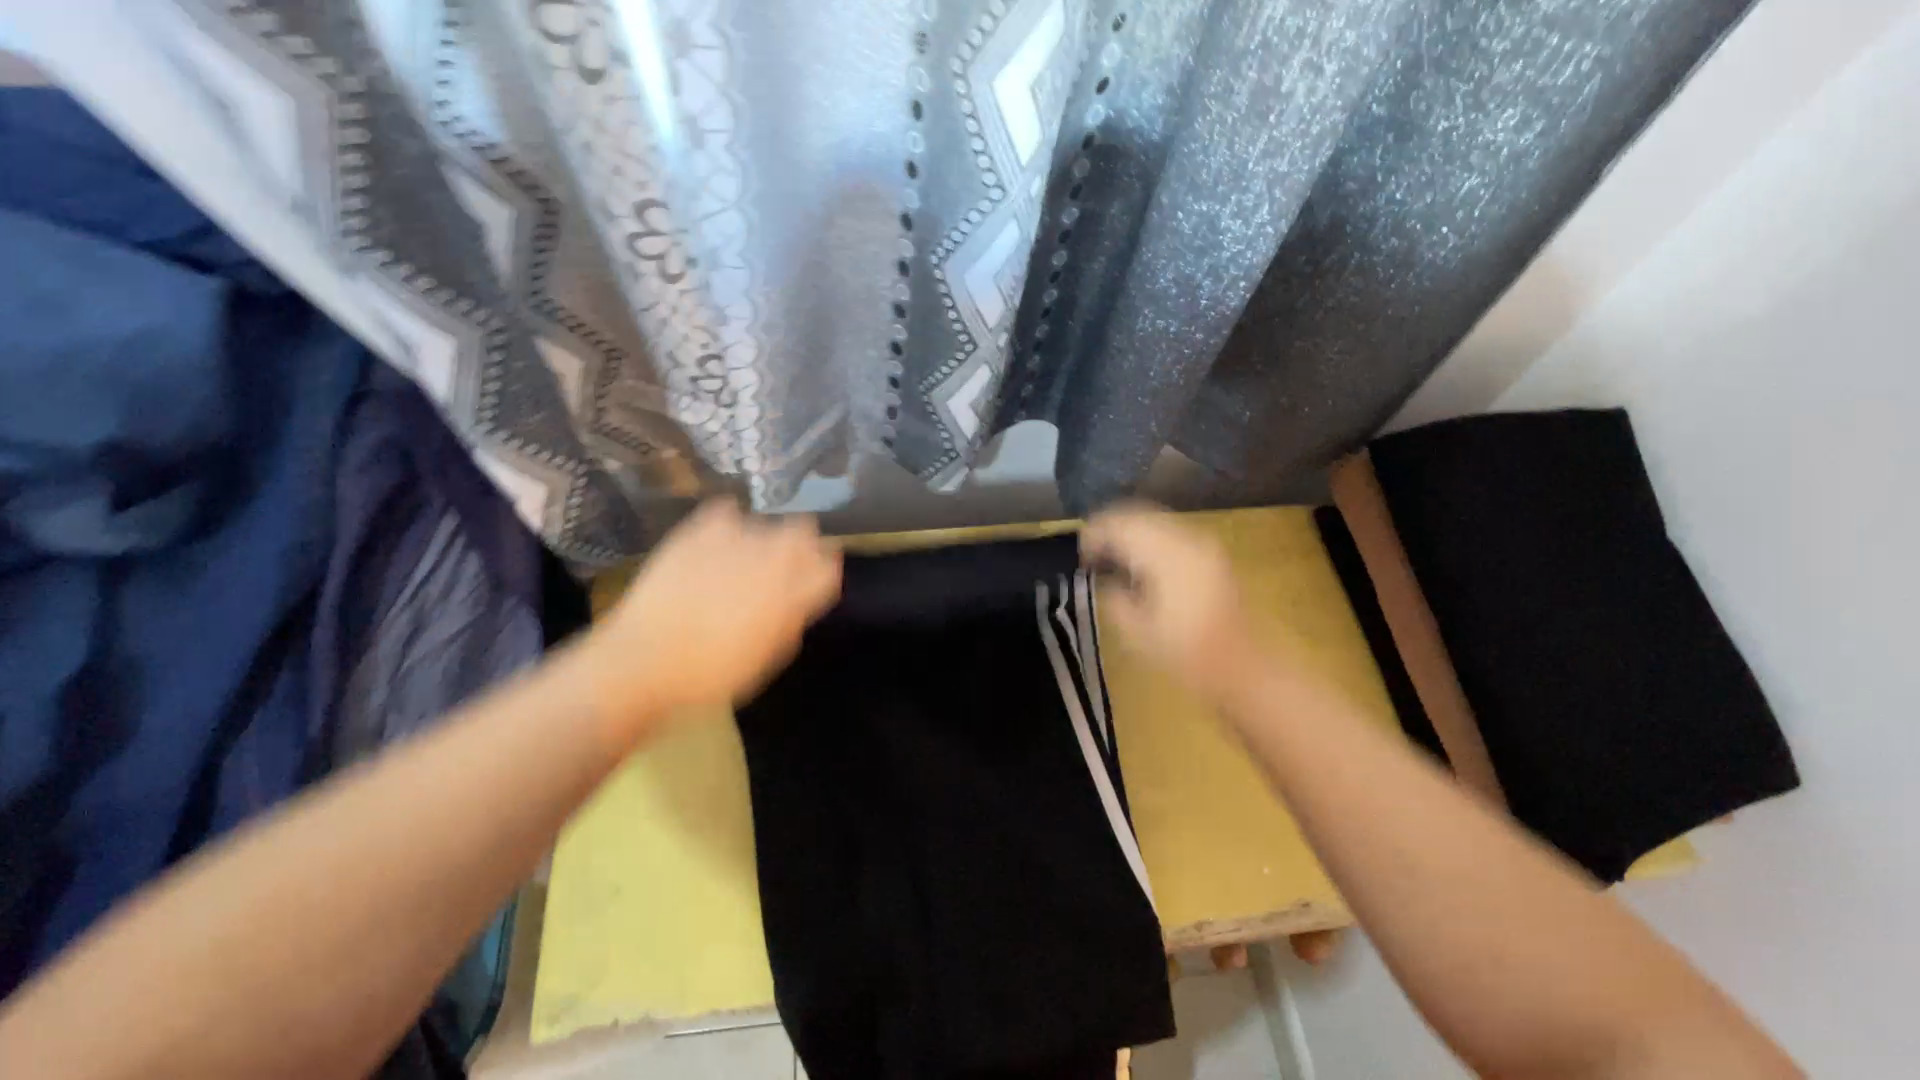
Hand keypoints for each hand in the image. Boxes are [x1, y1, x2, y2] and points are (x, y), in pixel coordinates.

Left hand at [587, 499, 841, 738]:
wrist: (644, 661)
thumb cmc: (710, 674)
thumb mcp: (765, 659)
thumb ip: (791, 621)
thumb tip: (800, 599)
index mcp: (792, 592)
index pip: (828, 566)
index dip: (822, 572)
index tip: (812, 582)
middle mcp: (771, 556)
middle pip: (804, 530)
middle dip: (798, 545)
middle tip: (780, 569)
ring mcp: (733, 538)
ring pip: (766, 523)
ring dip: (762, 538)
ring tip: (741, 561)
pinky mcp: (697, 530)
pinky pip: (726, 512)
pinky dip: (727, 525)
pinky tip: (716, 545)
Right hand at [1081, 502, 1259, 692]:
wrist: (1244, 667)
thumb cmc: (1188, 655)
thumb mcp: (1137, 633)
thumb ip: (1113, 597)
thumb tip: (1103, 578)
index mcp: (1166, 555)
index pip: (1120, 525)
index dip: (1094, 534)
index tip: (1080, 556)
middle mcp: (1187, 539)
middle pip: (1138, 514)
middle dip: (1110, 528)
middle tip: (1090, 553)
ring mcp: (1203, 543)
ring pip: (1155, 519)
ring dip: (1130, 531)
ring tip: (1111, 556)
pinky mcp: (1212, 553)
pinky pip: (1171, 531)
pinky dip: (1149, 538)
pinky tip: (1140, 563)